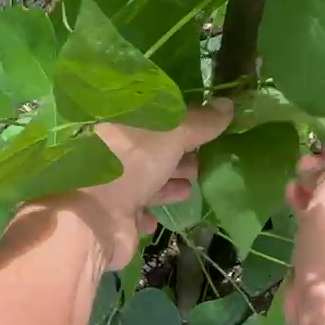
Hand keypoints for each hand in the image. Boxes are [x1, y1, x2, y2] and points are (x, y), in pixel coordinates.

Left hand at [50, 100, 233, 267]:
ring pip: (145, 182)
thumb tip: (229, 105)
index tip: (202, 123)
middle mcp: (111, 153)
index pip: (151, 116)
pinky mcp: (115, 219)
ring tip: (191, 183)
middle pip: (149, 150)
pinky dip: (150, 211)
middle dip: (174, 154)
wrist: (95, 219)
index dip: (176, 118)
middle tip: (201, 157)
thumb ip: (200, 122)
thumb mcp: (171, 133)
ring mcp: (111, 188)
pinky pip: (137, 213)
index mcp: (117, 123)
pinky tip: (162, 214)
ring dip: (167, 182)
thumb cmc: (129, 164)